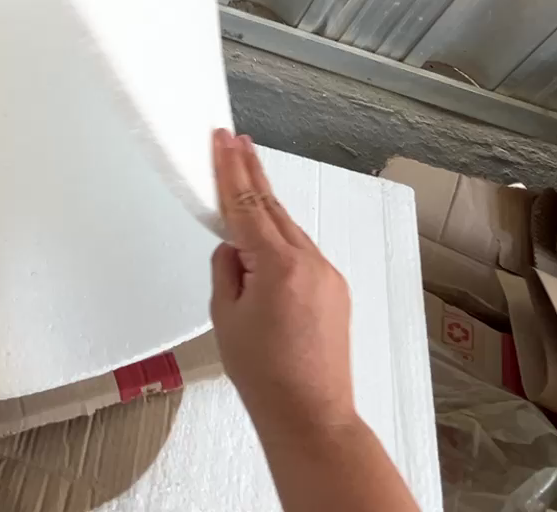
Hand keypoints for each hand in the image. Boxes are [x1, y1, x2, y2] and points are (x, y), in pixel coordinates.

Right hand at [209, 130, 356, 436]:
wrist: (312, 417)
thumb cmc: (265, 375)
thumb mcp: (225, 316)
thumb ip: (227, 269)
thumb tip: (233, 247)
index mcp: (277, 266)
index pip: (245, 205)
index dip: (230, 168)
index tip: (222, 139)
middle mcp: (308, 262)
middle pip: (271, 206)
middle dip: (250, 170)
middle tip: (235, 139)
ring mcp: (326, 274)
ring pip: (287, 227)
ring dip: (265, 202)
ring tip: (246, 175)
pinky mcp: (335, 288)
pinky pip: (301, 249)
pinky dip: (280, 235)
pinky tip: (266, 233)